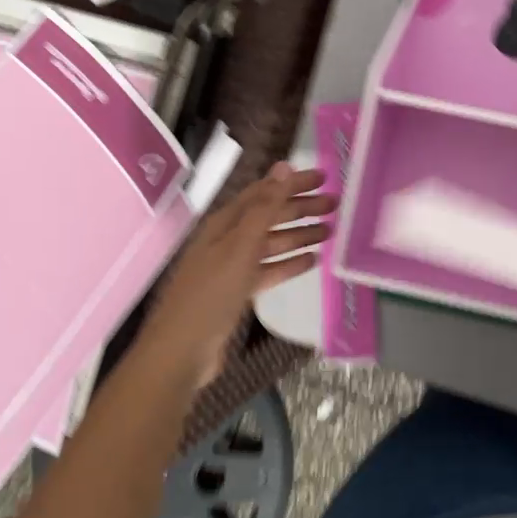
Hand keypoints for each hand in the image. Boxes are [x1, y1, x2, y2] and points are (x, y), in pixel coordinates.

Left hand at [135, 162, 333, 390]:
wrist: (181, 352)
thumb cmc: (211, 293)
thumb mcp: (241, 245)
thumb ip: (265, 206)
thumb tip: (284, 165)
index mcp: (225, 223)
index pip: (264, 192)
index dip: (292, 183)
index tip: (324, 178)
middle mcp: (228, 240)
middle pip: (270, 216)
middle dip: (301, 208)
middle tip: (335, 205)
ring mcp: (232, 267)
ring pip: (272, 243)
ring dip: (299, 235)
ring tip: (330, 232)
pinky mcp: (238, 292)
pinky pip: (269, 270)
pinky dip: (289, 264)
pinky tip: (311, 262)